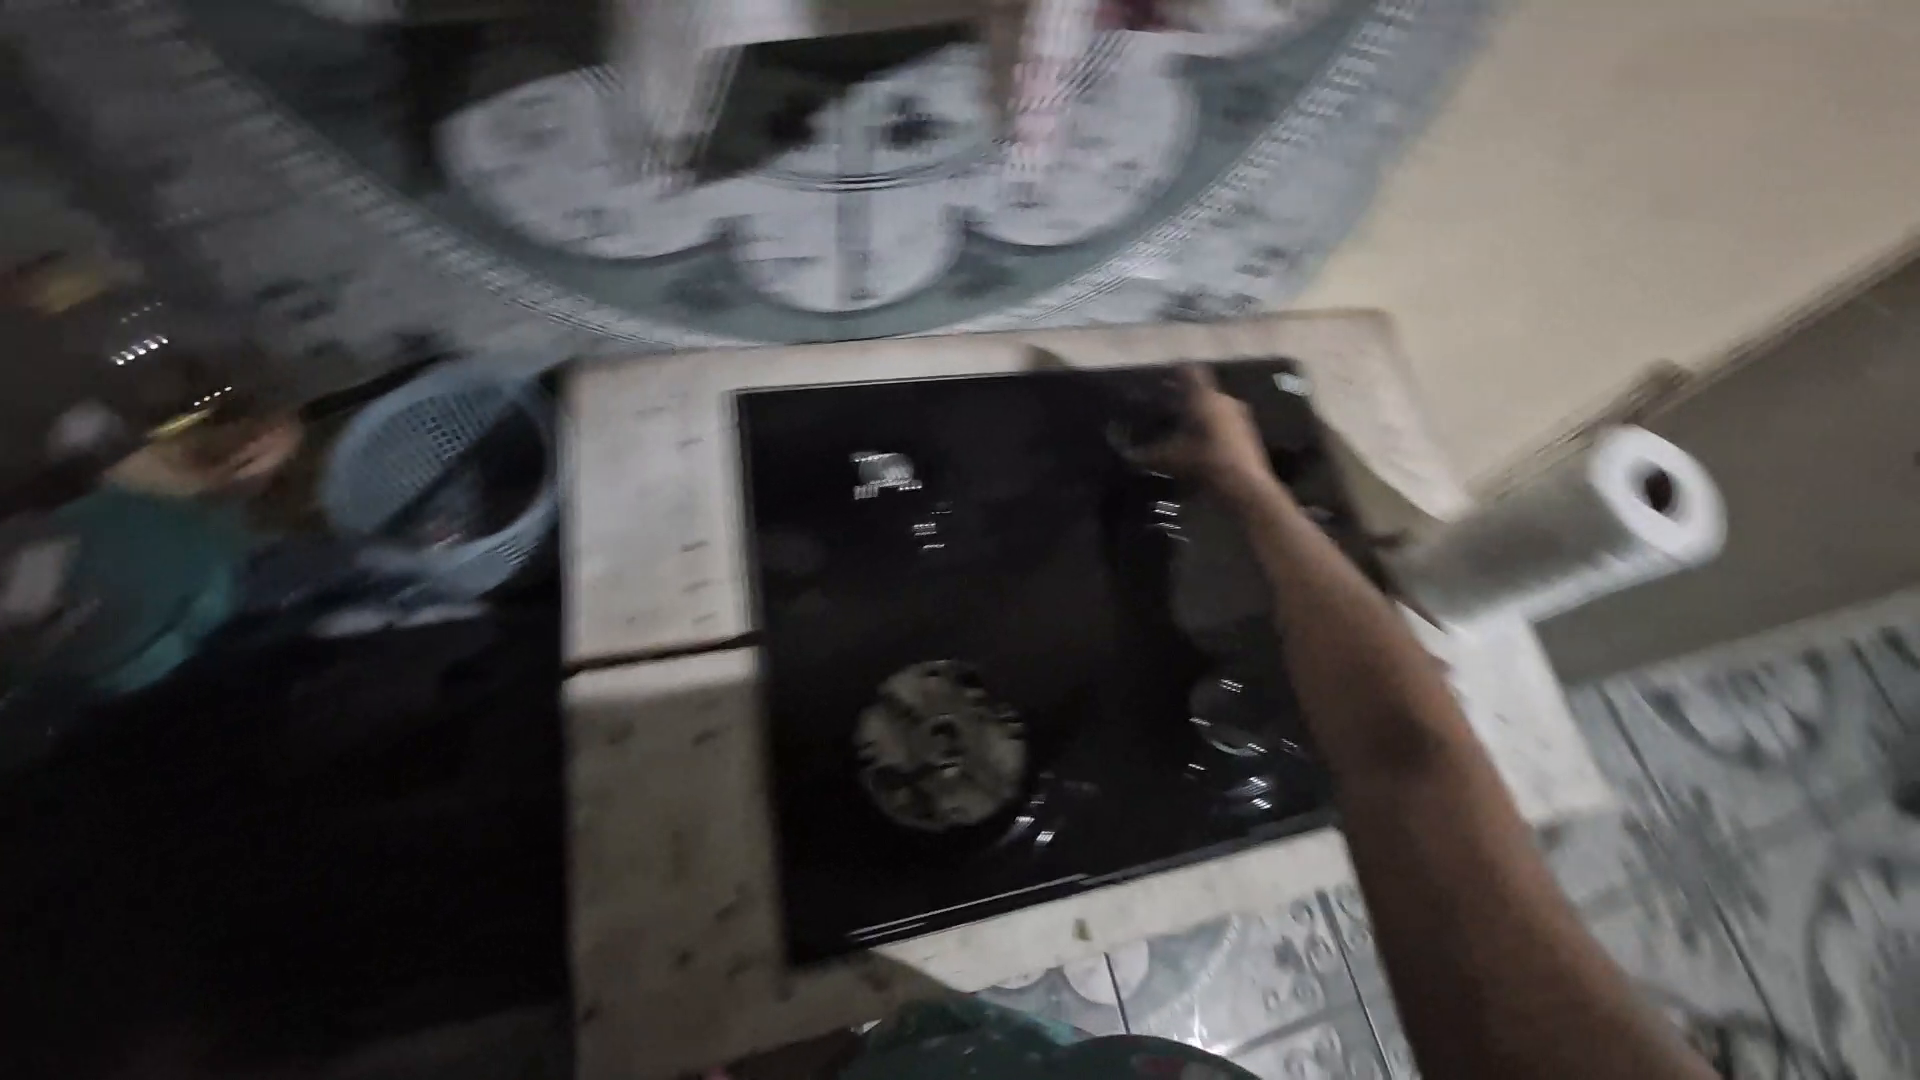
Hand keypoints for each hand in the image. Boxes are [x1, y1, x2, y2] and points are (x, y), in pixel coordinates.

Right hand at [1130, 365, 1280, 503]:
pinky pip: (1224, 424)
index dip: (1174, 372)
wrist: (1244, 487)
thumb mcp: (1166, 459)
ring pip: (1214, 408)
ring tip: (1180, 430)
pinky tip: (1198, 447)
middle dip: (1183, 398)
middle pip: (1201, 391)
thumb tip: (1127, 455)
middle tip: (1166, 408)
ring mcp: (1240, 417)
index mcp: (1203, 397)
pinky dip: (1210, 430)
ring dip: (1198, 415)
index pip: (1188, 371)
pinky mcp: (1248, 435)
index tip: (1162, 378)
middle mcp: (1223, 400)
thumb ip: (1145, 454)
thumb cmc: (1203, 463)